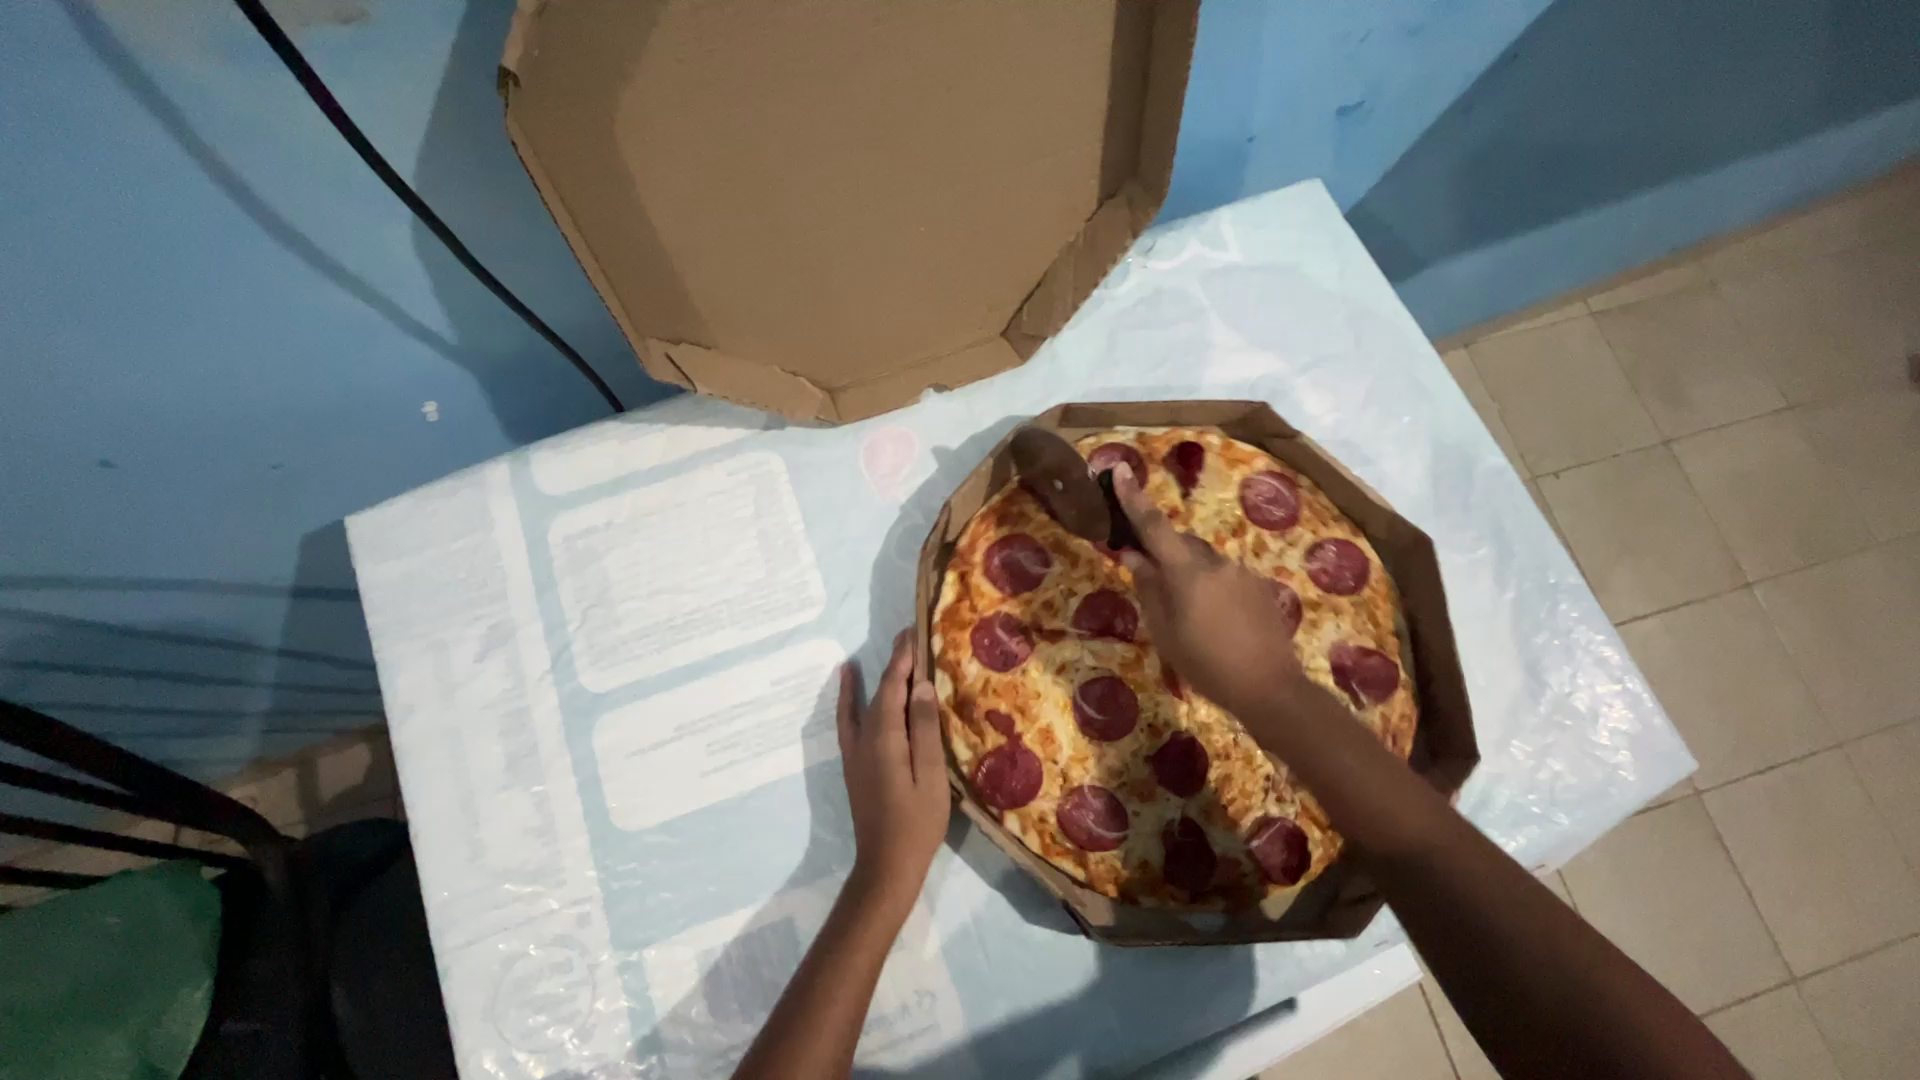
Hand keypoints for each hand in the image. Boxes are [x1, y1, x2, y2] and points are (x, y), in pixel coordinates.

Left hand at [837, 629, 951, 903]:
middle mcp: (863, 737)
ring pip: (866, 704)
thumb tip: (920, 684)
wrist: (886, 865)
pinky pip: (850, 719)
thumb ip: (923, 728)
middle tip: (912, 638)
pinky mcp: (855, 764)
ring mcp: (855, 752)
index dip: (903, 658)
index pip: (894, 685)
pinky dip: (850, 698)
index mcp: (884, 736)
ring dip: (878, 678)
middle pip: (880, 691)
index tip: (913, 630)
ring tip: (890, 655)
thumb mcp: (931, 774)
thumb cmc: (917, 822)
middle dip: (895, 664)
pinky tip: (850, 684)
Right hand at [1113, 465, 1312, 719]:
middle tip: (1150, 581)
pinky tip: (1214, 621)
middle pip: (1180, 544)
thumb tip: (1133, 555)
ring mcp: (1241, 572)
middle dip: (1163, 554)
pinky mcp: (1258, 586)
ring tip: (1187, 614)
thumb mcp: (1164, 631)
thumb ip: (1148, 588)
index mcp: (1187, 571)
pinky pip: (1224, 576)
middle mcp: (1216, 562)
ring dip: (1189, 575)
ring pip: (1203, 561)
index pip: (1153, 526)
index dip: (1133, 497)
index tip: (1119, 468)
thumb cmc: (1206, 664)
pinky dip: (1211, 588)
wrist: (1269, 688)